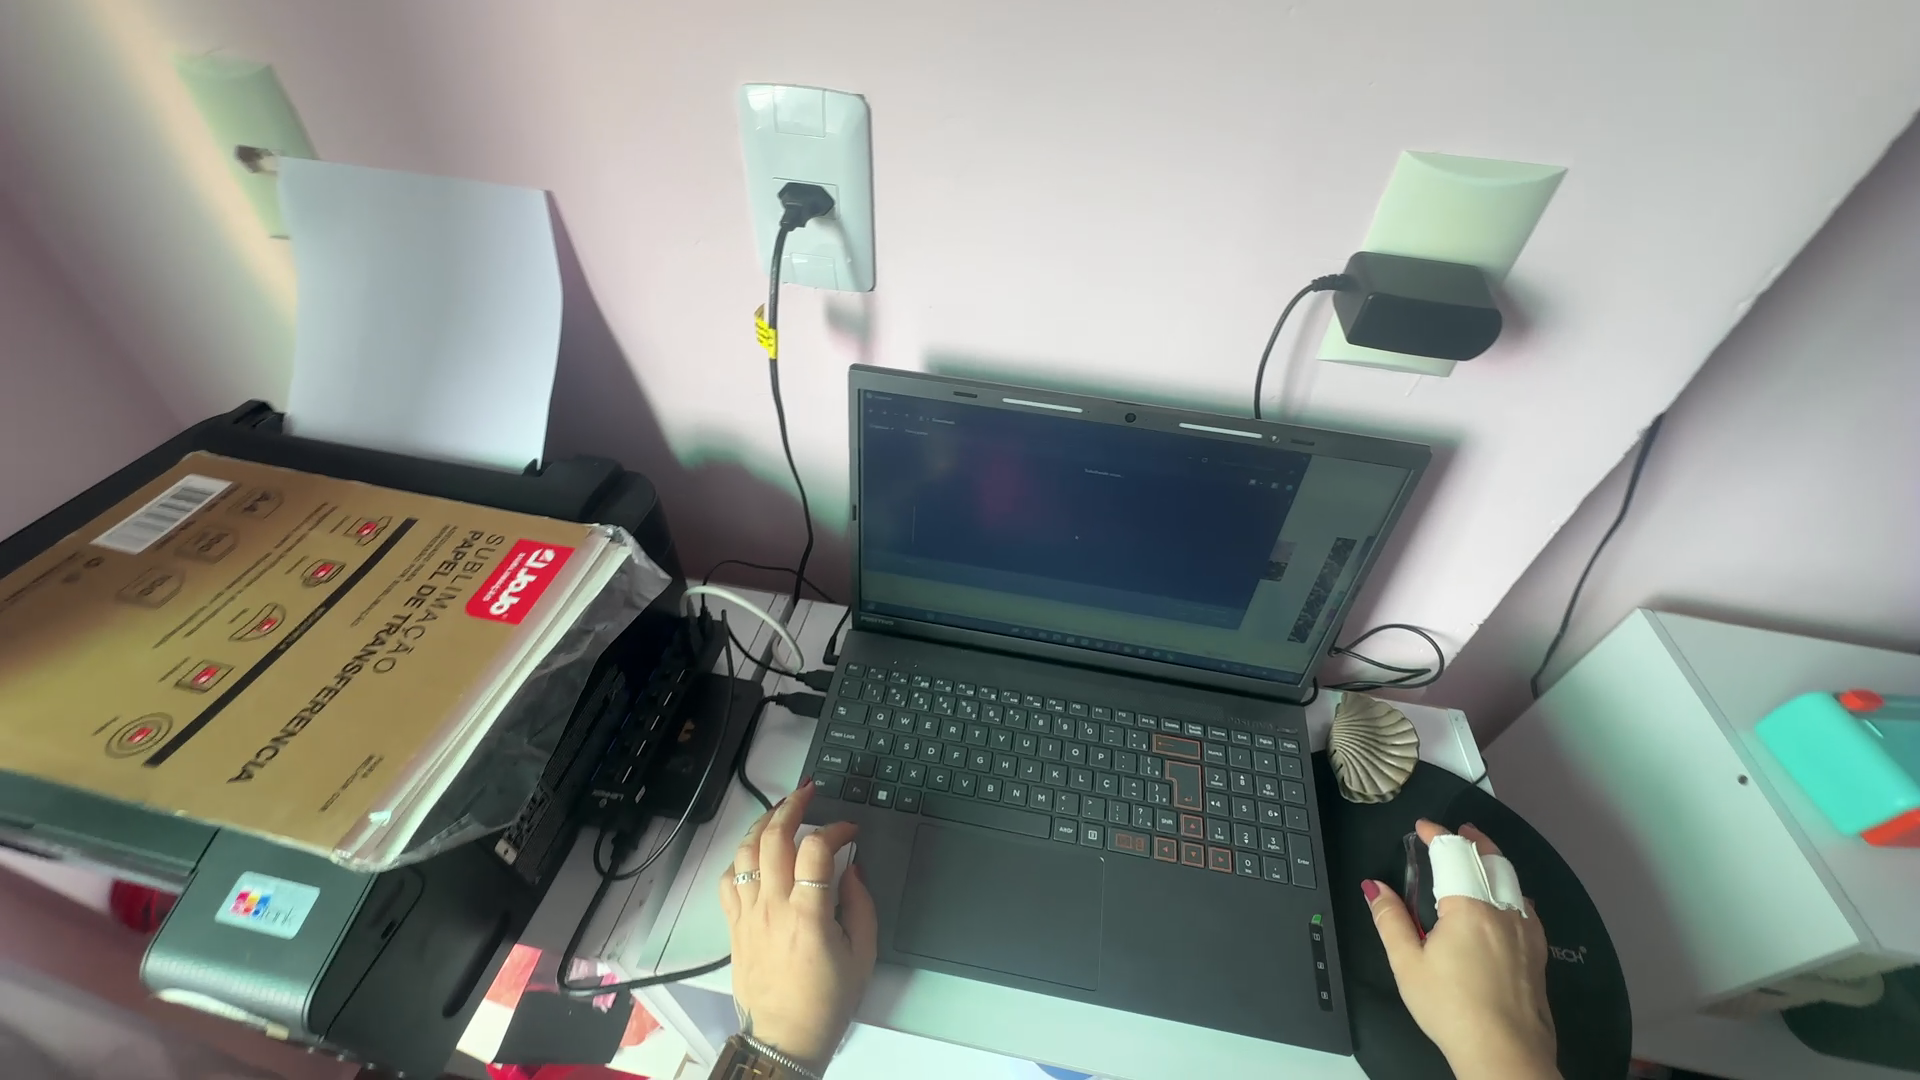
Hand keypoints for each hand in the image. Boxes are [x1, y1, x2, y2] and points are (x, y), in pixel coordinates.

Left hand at [717, 780, 876, 1072]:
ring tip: (781, 810)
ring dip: (763, 822)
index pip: (816, 850)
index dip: (835, 828)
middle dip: (792, 806)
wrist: (785, 1040)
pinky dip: (742, 857)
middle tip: (809, 793)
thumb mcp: (863, 953)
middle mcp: (772, 908)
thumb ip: (861, 903)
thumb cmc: (828, 1000)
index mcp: (808, 916)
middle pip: (773, 838)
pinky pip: (728, 880)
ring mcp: (748, 915)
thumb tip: (850, 866)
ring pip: (745, 852)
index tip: (850, 830)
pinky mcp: (734, 926)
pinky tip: (757, 851)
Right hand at [1364, 820, 1558, 1079]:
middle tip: (1458, 830)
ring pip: (1514, 883)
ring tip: (1480, 855)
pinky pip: (1528, 909)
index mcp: (1469, 909)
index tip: (1423, 827)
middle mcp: (1503, 915)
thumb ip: (1389, 918)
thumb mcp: (1406, 962)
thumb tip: (1374, 886)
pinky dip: (1514, 891)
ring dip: (1495, 862)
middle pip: (1492, 862)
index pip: (1453, 855)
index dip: (1437, 834)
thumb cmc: (1452, 1010)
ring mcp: (1526, 936)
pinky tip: (1508, 900)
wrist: (1505, 1058)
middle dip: (1473, 840)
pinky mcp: (1537, 957)